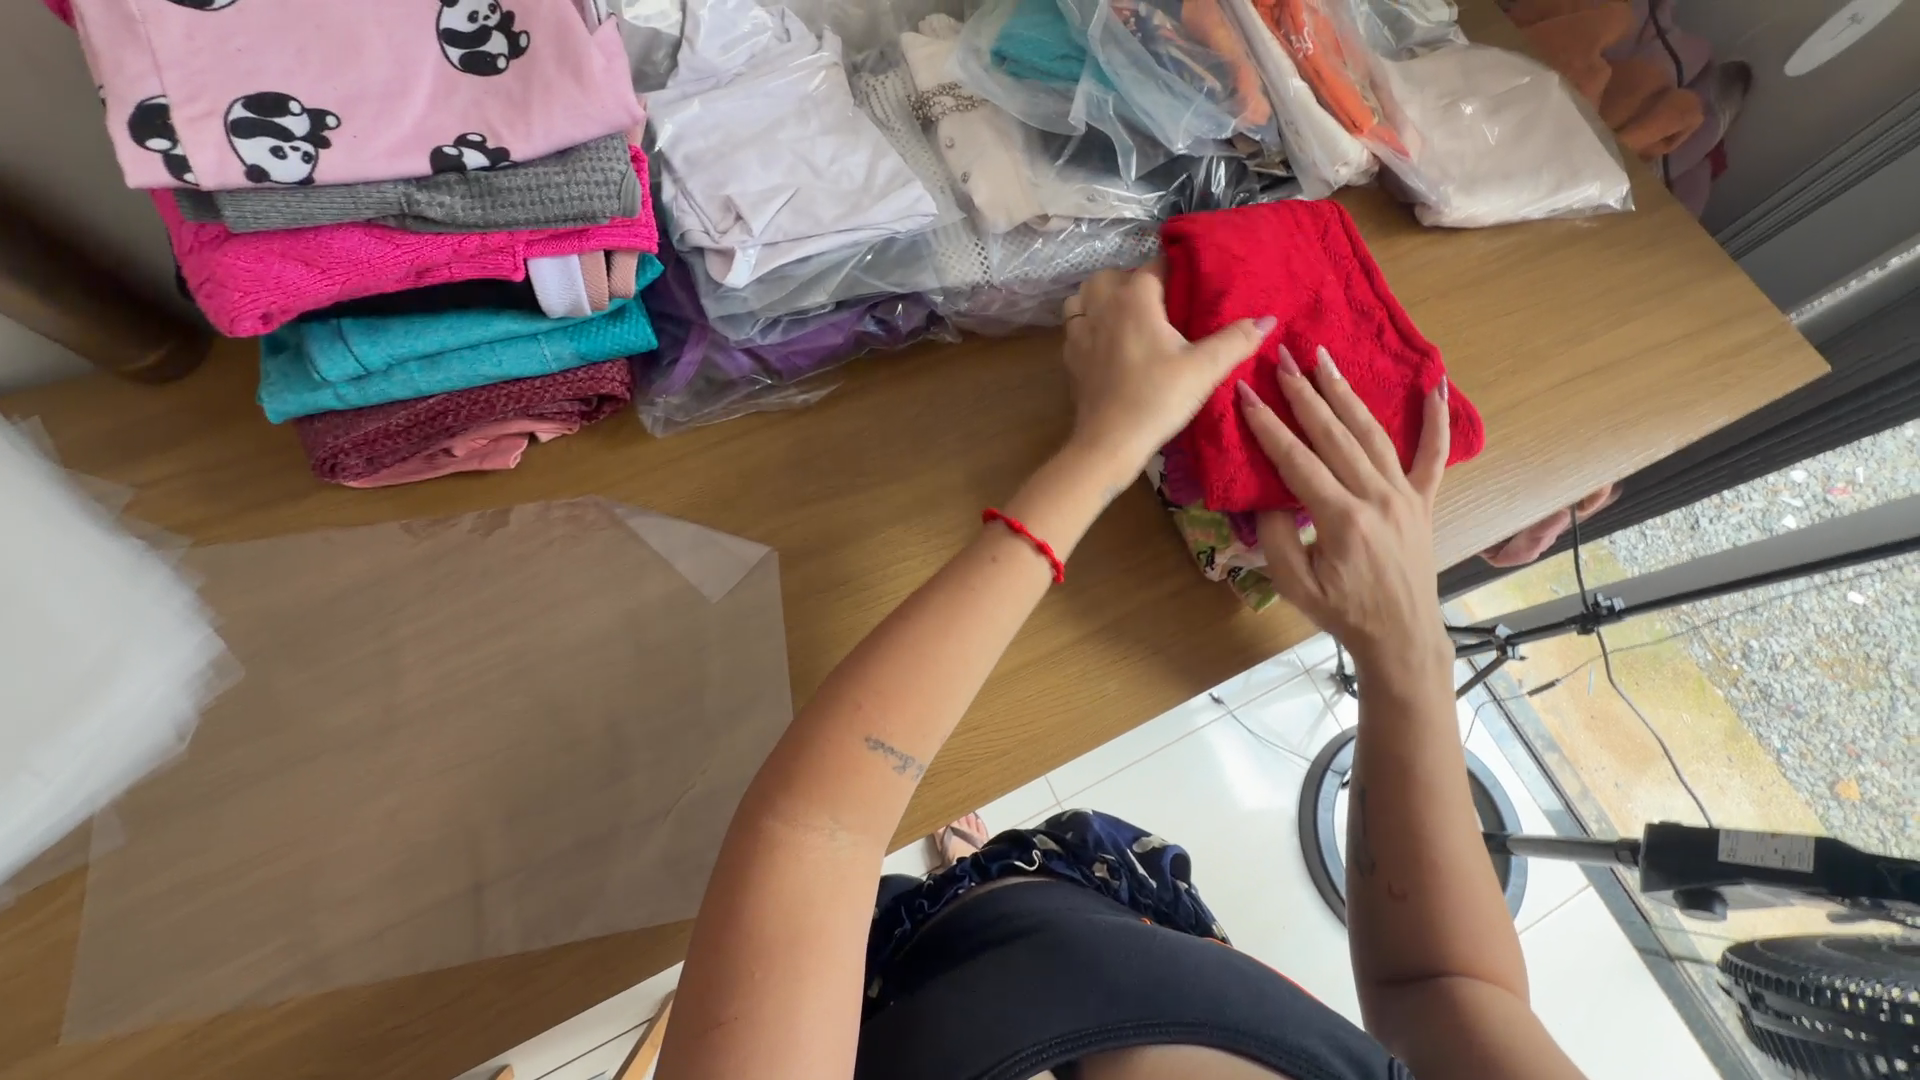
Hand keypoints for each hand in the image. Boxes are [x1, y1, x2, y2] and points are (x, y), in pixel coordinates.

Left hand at [1061, 265, 1274, 473]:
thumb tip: (1267, 318)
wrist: (1108, 443)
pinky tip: (1106, 343)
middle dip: (1132, 281)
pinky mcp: (1069, 358)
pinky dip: (1087, 325)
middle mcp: (1101, 307)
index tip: (1191, 286)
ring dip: (1101, 299)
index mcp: (1133, 299)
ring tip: (1126, 317)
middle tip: (1158, 304)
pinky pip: (1074, 326)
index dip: (1175, 272)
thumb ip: (1235, 340)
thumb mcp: (1203, 370)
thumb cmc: (1156, 400)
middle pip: (1111, 276)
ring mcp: (1078, 332)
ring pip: (1083, 297)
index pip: (1154, 267)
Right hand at [1238, 344, 1450, 669]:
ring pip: (1373, 433)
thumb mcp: (1292, 583)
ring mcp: (1406, 496)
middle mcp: (1377, 497)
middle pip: (1335, 434)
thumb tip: (1269, 494)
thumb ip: (1275, 535)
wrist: (1401, 636)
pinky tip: (1435, 385)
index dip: (1266, 424)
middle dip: (1304, 392)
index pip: (1296, 460)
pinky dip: (1437, 420)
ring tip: (1324, 359)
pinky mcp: (1424, 501)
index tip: (1245, 391)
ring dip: (1346, 393)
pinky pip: (1434, 455)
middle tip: (1283, 357)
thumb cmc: (1341, 612)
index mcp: (1341, 519)